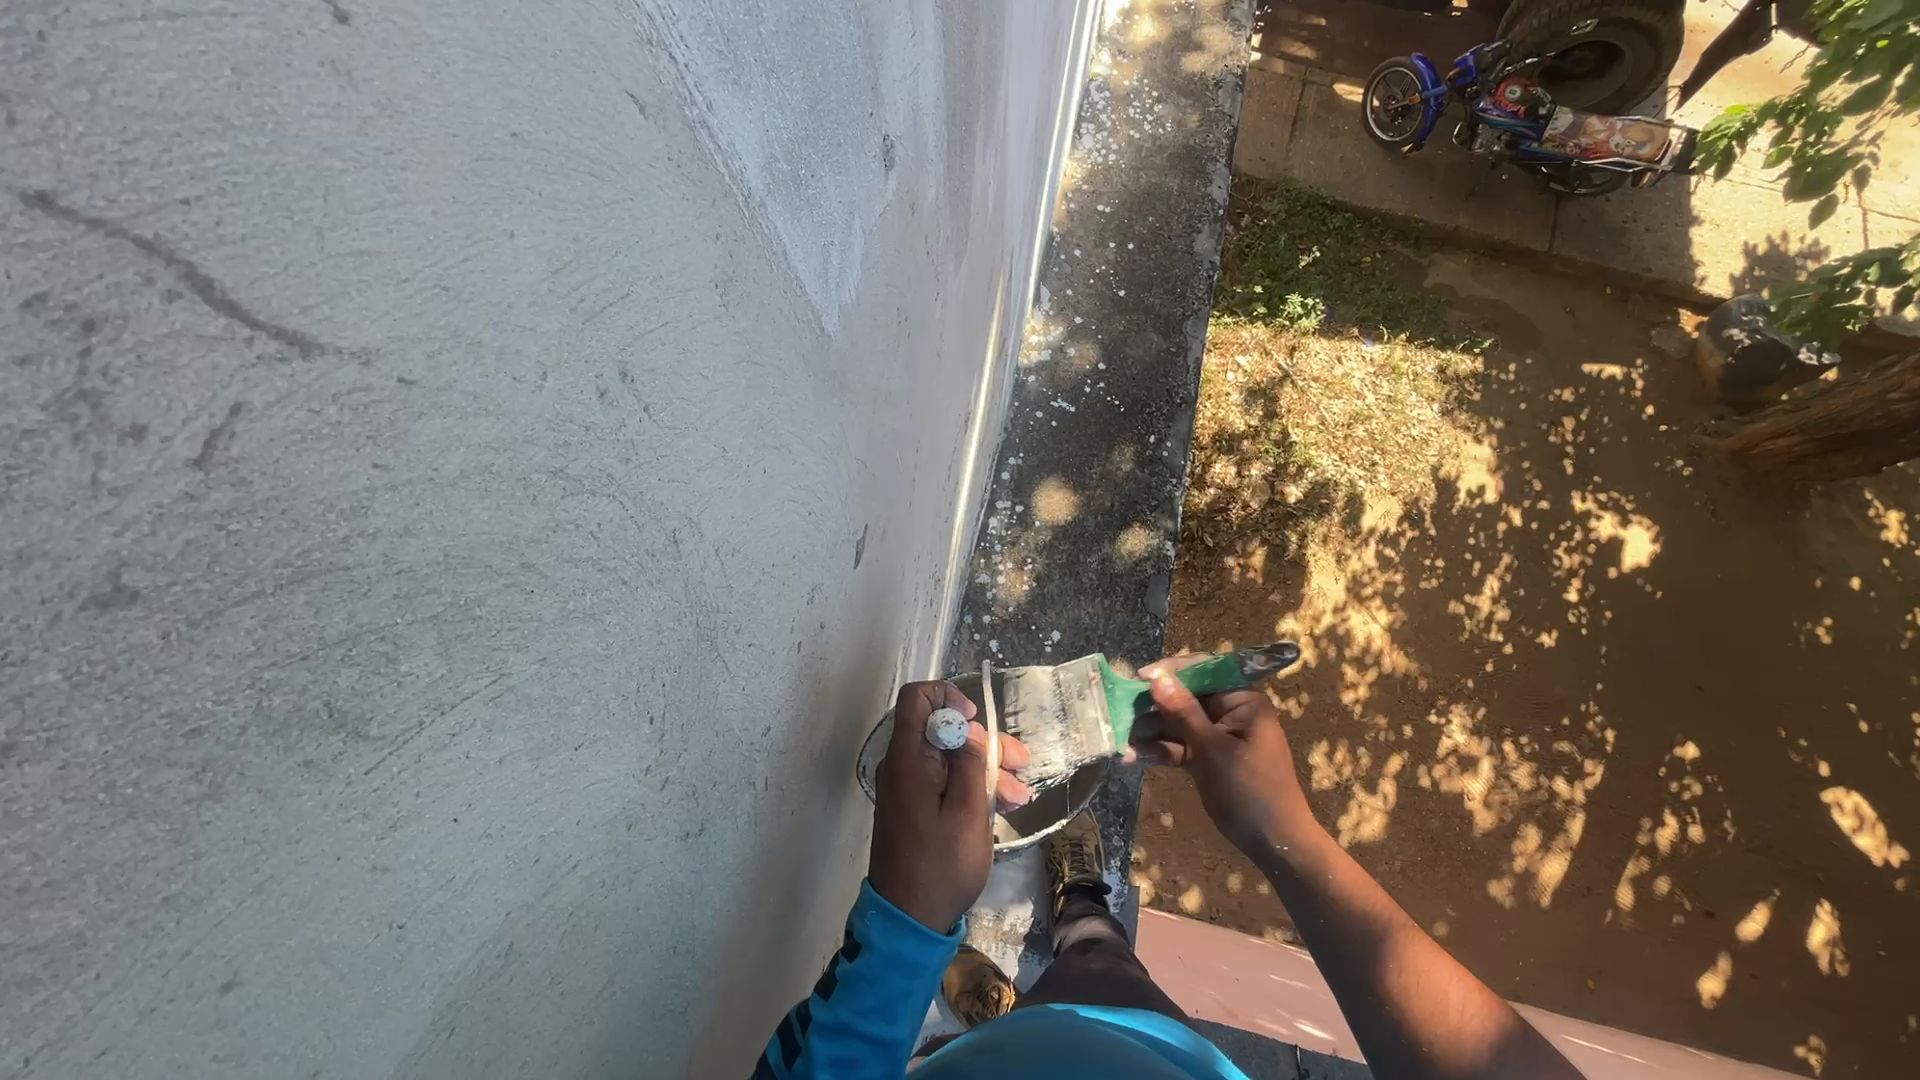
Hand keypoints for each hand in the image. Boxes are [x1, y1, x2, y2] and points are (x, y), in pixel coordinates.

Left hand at [869, 680, 1032, 931]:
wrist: (908, 920)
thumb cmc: (941, 865)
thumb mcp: (967, 812)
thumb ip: (969, 763)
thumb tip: (966, 731)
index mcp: (907, 759)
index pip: (917, 698)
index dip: (949, 697)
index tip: (978, 723)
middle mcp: (901, 765)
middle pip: (940, 729)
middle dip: (982, 742)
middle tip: (1021, 763)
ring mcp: (906, 787)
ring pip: (947, 757)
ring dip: (985, 768)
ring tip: (1019, 796)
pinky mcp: (914, 806)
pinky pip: (942, 780)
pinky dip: (970, 786)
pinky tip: (1001, 805)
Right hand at [1130, 655, 1316, 859]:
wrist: (1275, 845)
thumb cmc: (1251, 791)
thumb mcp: (1213, 750)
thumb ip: (1183, 712)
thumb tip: (1156, 677)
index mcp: (1242, 701)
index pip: (1204, 672)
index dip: (1170, 672)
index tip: (1138, 679)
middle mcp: (1230, 712)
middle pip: (1185, 698)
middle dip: (1152, 706)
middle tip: (1119, 711)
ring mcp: (1217, 737)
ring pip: (1177, 724)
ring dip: (1149, 731)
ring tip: (1118, 737)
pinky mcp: (1207, 759)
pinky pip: (1179, 747)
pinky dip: (1159, 751)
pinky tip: (1130, 756)